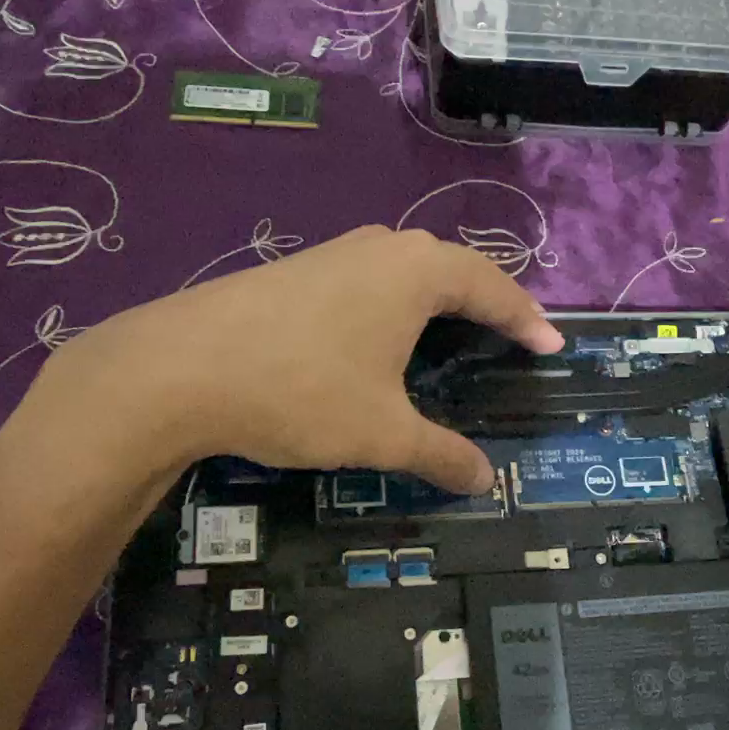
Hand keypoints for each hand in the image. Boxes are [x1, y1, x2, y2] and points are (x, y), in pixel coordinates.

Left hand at [40, 225, 562, 493]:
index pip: (491, 286)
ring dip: (435, 299)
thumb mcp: (382, 433)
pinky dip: (391, 307)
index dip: (526, 318)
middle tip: (508, 336)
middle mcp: (379, 249)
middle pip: (450, 267)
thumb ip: (441, 454)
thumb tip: (485, 481)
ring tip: (450, 334)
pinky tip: (375, 339)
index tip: (551, 345)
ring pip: (402, 270)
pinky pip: (365, 282)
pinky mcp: (293, 273)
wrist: (177, 369)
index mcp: (416, 272)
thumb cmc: (301, 391)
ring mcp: (331, 255)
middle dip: (485, 301)